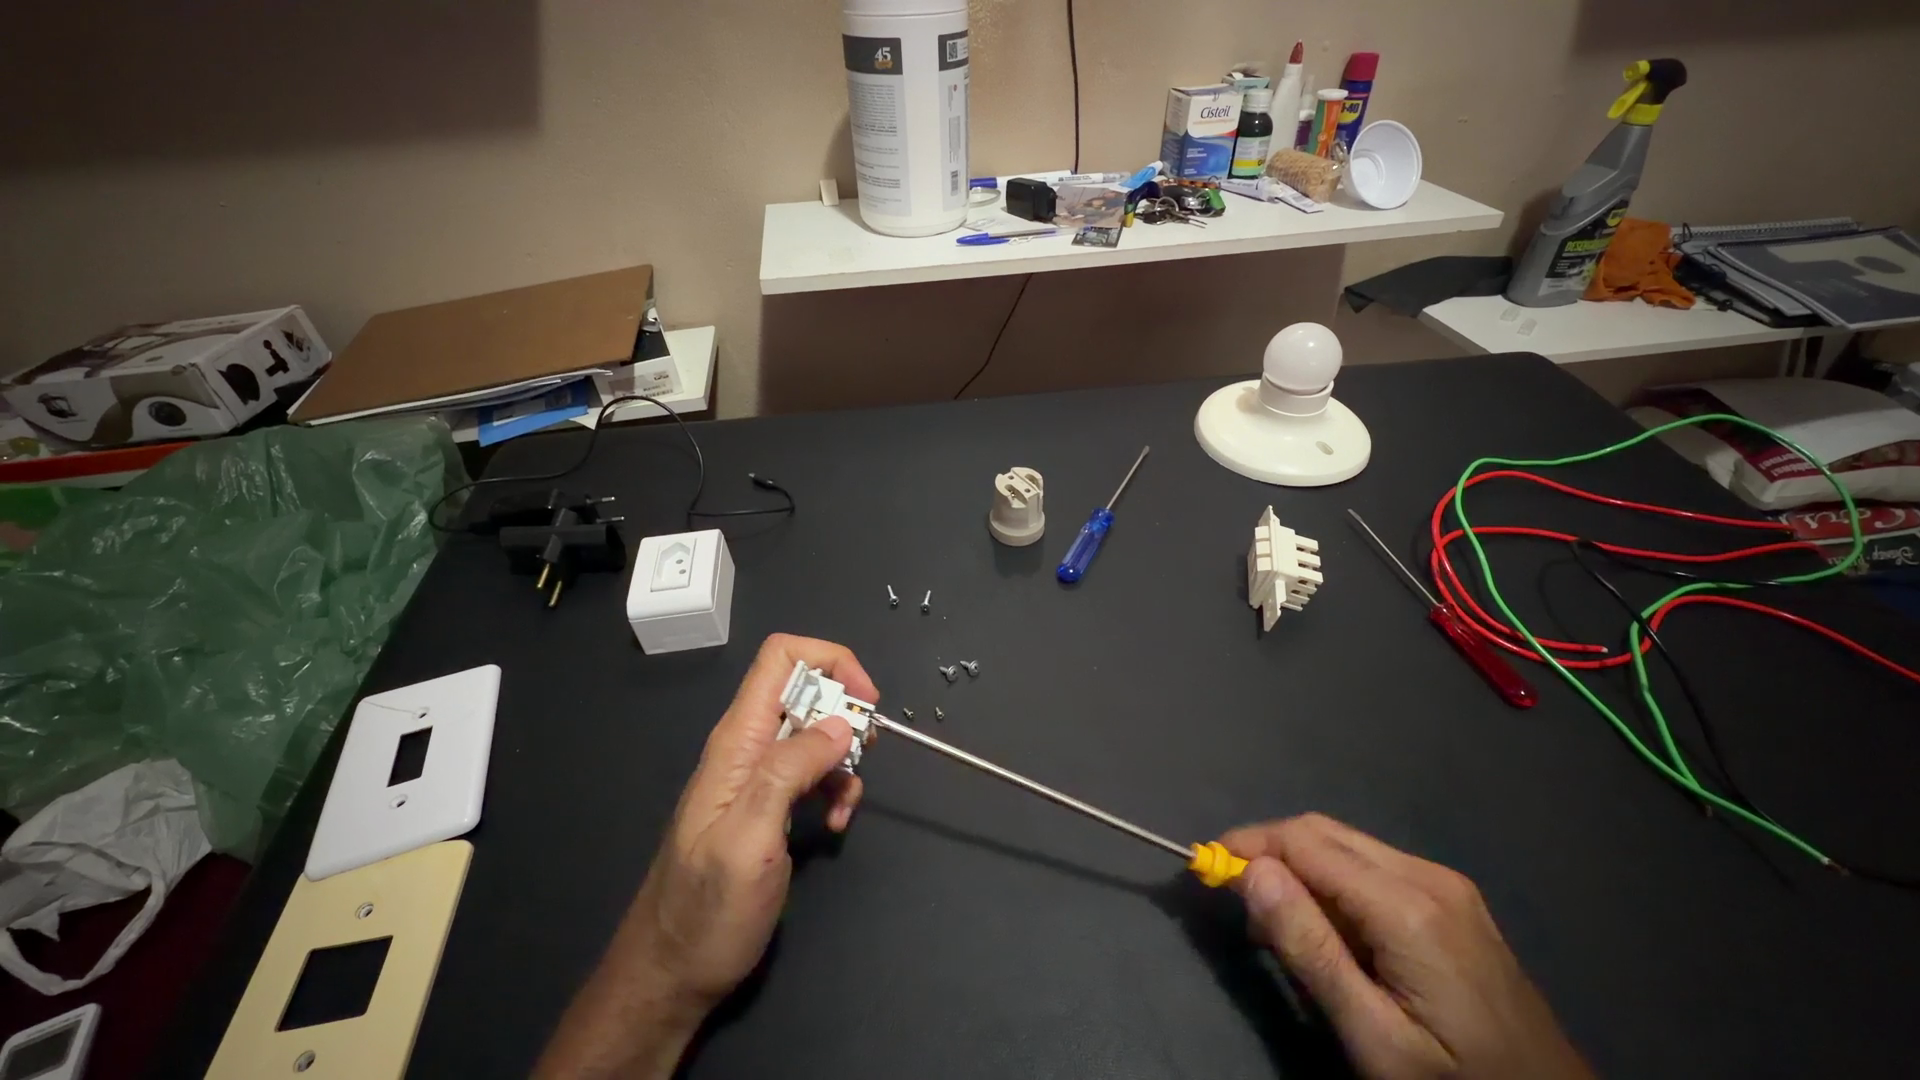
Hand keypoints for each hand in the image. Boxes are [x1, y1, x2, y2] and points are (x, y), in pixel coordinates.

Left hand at [534, 634, 872, 1078]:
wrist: (674, 971)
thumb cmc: (708, 909)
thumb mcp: (749, 838)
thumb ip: (789, 771)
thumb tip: (839, 724)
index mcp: (738, 740)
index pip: (781, 658)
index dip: (830, 660)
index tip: (865, 701)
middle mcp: (749, 747)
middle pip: (806, 691)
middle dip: (846, 715)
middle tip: (866, 757)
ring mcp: (759, 778)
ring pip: (816, 735)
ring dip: (845, 761)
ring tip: (844, 806)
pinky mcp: (770, 807)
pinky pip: (813, 775)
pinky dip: (835, 789)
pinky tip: (834, 823)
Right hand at [1220, 814, 1592, 1079]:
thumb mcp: (1373, 1036)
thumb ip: (1310, 950)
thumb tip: (1252, 872)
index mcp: (1408, 906)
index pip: (1305, 842)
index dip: (1248, 846)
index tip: (1204, 867)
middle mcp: (1428, 875)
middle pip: (1324, 832)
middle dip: (1268, 851)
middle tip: (1232, 895)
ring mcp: (1446, 885)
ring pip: (1347, 845)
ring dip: (1299, 867)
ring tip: (1273, 921)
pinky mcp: (1453, 901)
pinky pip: (1373, 868)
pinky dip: (1332, 882)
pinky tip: (1325, 928)